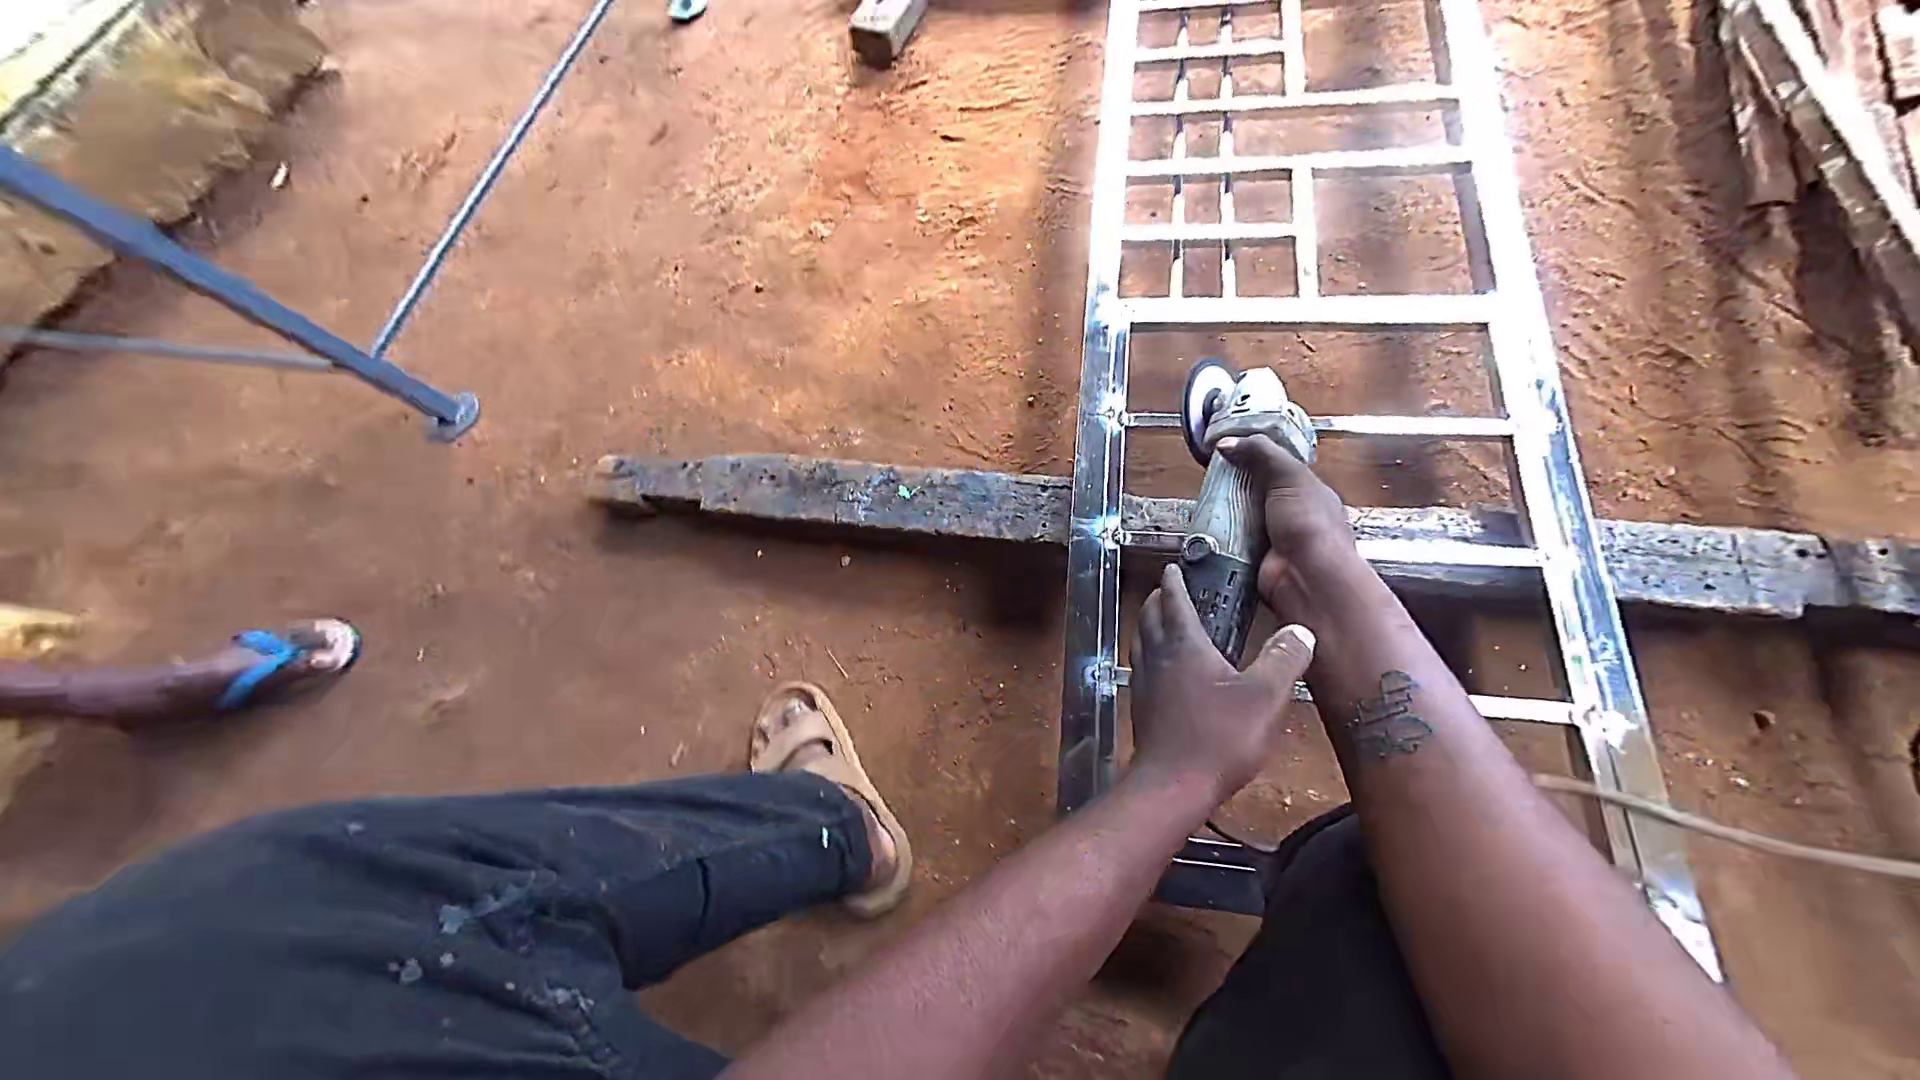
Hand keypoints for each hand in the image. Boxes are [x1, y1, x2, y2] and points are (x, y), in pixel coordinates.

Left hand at [1129, 563, 1316, 800]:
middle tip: (1166, 591)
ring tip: (1160, 622)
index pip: (1173, 601)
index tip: (1172, 568)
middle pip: (1149, 617)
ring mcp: (1144, 682)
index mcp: (1183, 645)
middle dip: (1156, 599)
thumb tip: (1301, 630)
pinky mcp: (1141, 705)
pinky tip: (1161, 669)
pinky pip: (1141, 665)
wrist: (1173, 783)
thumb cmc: (1219, 737)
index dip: (1173, 582)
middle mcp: (1157, 657)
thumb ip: (1284, 659)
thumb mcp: (1265, 696)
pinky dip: (1149, 652)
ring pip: (1141, 641)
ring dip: (1148, 624)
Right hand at [1216, 434, 1362, 623]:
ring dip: (1221, 512)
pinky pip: (1227, 541)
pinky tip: (1202, 526)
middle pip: (1252, 492)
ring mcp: (1268, 538)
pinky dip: (1215, 535)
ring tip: (1200, 500)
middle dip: (1231, 485)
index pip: (1275, 468)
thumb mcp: (1290, 476)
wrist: (1306, 577)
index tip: (1225, 450)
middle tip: (1207, 476)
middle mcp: (1288, 515)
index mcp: (1306, 492)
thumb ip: (1262, 453)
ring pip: (1237, 517)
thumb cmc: (1309, 524)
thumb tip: (1226, 442)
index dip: (1252, 457)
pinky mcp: (1249, 558)